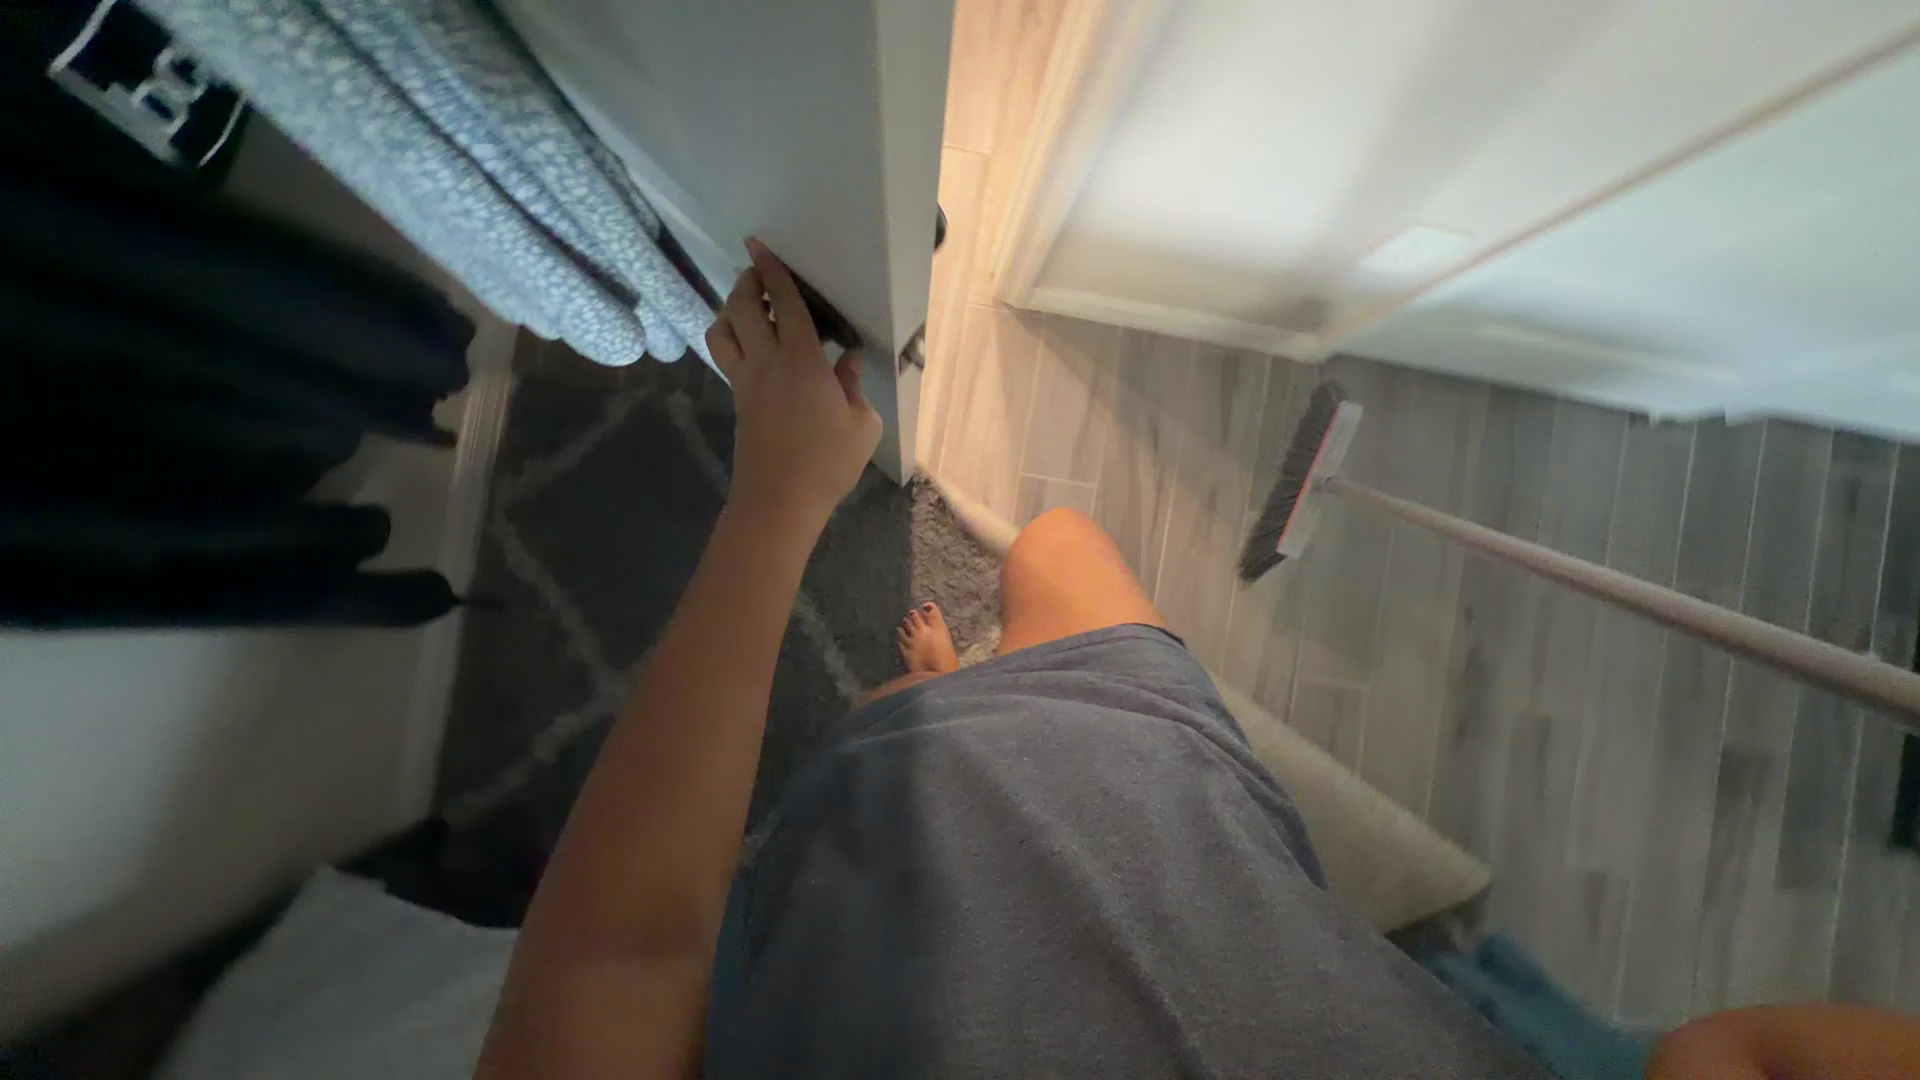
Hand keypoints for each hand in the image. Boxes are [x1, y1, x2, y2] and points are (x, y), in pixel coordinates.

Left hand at [706, 238, 882, 531]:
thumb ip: (855, 387)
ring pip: (723, 330)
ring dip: (730, 308)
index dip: (772, 271)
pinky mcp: (738, 400)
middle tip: (757, 271)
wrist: (780, 500)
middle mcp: (767, 362)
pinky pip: (726, 355)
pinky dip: (731, 336)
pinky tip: (749, 343)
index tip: (760, 246)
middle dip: (746, 281)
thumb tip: (846, 363)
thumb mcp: (862, 425)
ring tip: (748, 306)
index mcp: (802, 361)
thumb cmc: (827, 463)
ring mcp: (746, 381)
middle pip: (743, 307)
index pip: (784, 303)